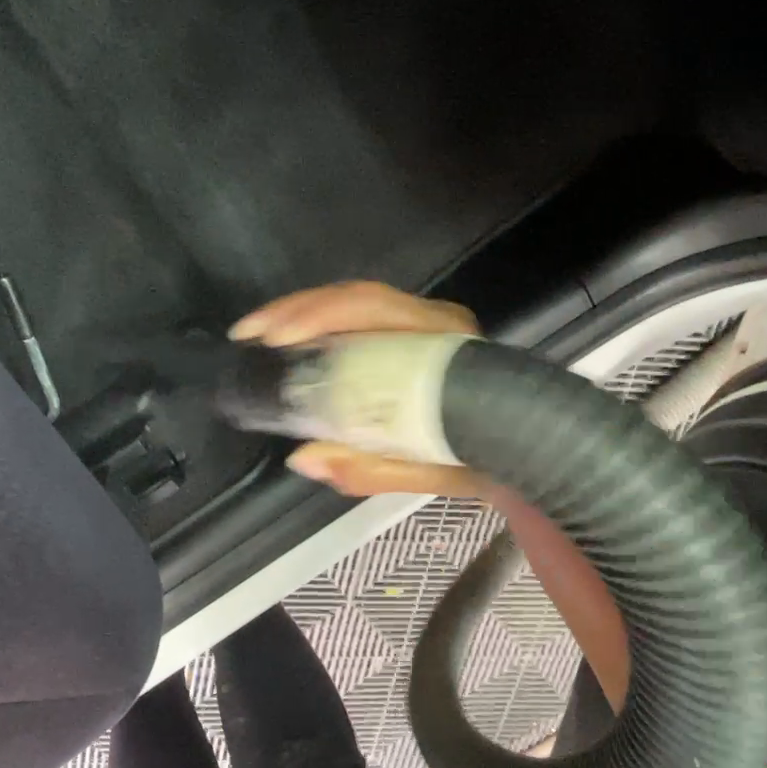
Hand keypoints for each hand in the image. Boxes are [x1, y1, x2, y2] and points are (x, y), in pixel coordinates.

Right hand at [229, 280, 488, 497]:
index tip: (279, 340)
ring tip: (252, 332)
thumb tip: (303, 459)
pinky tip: (278, 335)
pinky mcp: (398, 330)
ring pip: (347, 300)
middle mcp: (427, 318)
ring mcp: (414, 320)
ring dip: (294, 312)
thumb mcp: (427, 471)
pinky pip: (349, 314)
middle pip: (352, 296)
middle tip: (248, 332)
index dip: (321, 316)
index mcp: (439, 341)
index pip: (374, 309)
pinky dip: (309, 321)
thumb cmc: (475, 457)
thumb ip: (370, 468)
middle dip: (293, 310)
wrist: (518, 449)